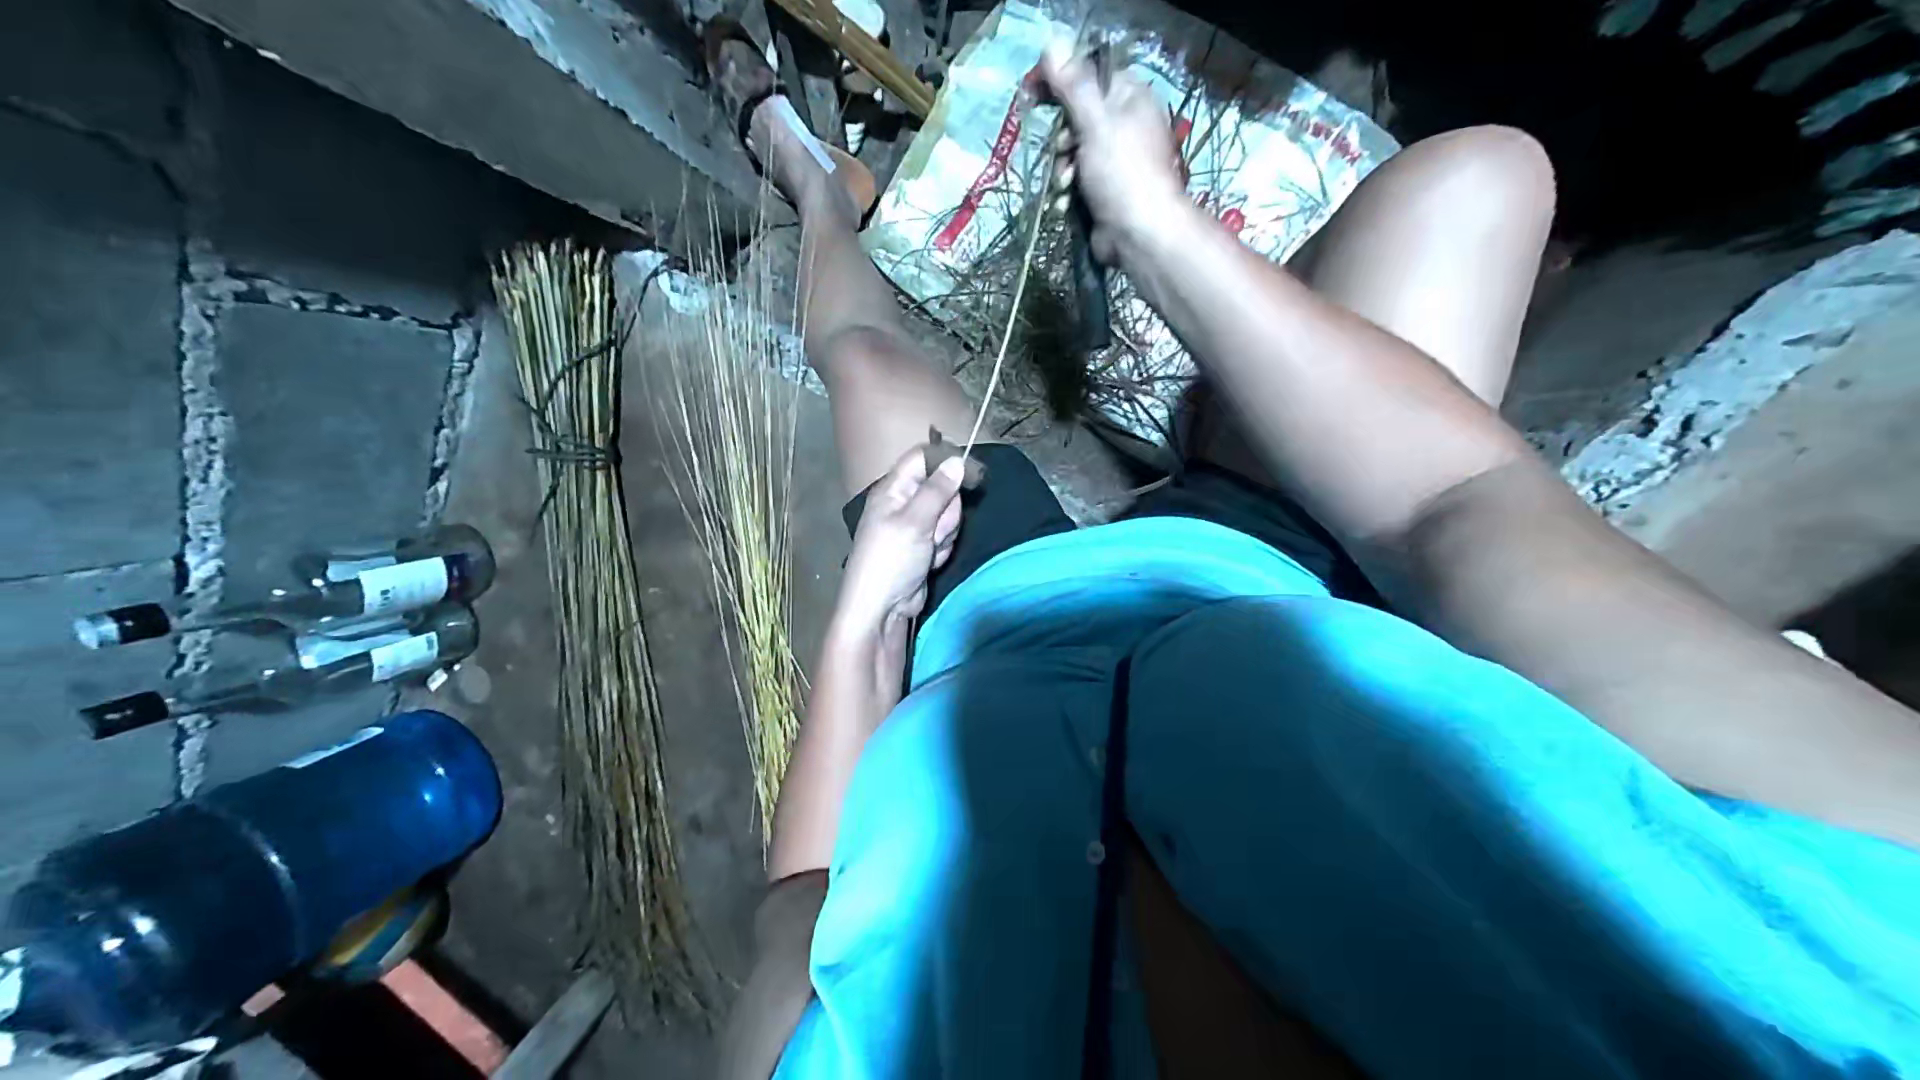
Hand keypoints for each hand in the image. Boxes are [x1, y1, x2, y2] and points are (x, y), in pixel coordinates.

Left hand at [837, 447, 966, 633]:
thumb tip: (957, 461)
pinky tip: (930, 561)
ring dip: (945, 533)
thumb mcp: (914, 521)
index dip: (946, 461)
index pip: (923, 458)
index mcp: (893, 488)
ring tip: (928, 549)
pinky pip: (946, 535)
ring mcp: (916, 525)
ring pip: (949, 514)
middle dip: (946, 511)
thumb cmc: (890, 560)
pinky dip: (942, 549)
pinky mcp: (925, 544)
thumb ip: (938, 490)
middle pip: (943, 488)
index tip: (971, 473)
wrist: (883, 608)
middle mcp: (904, 502)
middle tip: (933, 530)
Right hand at [1039, 44, 1186, 263]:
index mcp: (1130, 99)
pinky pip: (1076, 182)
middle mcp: (1124, 126)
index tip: (1033, 92)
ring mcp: (1114, 162)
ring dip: (1062, 169)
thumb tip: (1053, 42)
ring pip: (1073, 153)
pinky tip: (1067, 201)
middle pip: (1077, 117)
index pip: (1090, 76)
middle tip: (1063, 150)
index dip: (1061, 83)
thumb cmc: (1122, 174)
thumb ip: (1074, 85)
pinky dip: (1068, 191)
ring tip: (1067, 183)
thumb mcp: (1096, 122)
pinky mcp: (1104, 191)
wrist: (1139, 234)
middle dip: (1062, 137)